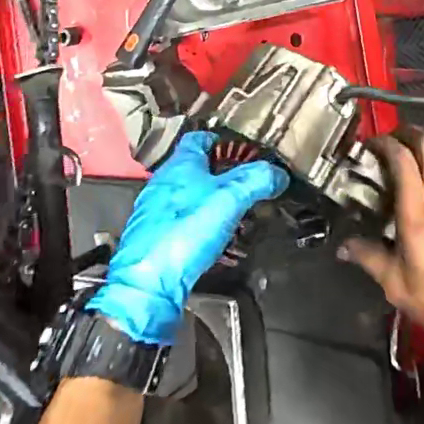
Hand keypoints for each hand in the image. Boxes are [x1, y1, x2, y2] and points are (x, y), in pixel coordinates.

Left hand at [87, 131, 286, 344]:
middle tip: (244, 186)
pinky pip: (182, 225)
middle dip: (222, 177)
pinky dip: (200, 229)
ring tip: (234, 217)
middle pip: (196, 170)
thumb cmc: (181, 235)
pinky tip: (214, 243)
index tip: (238, 149)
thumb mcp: (231, 199)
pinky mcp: (156, 238)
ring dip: (212, 204)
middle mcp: (164, 184)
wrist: (148, 286)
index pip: (199, 138)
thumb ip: (256, 180)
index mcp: (180, 165)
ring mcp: (156, 212)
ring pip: (190, 198)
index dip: (221, 141)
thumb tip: (276, 173)